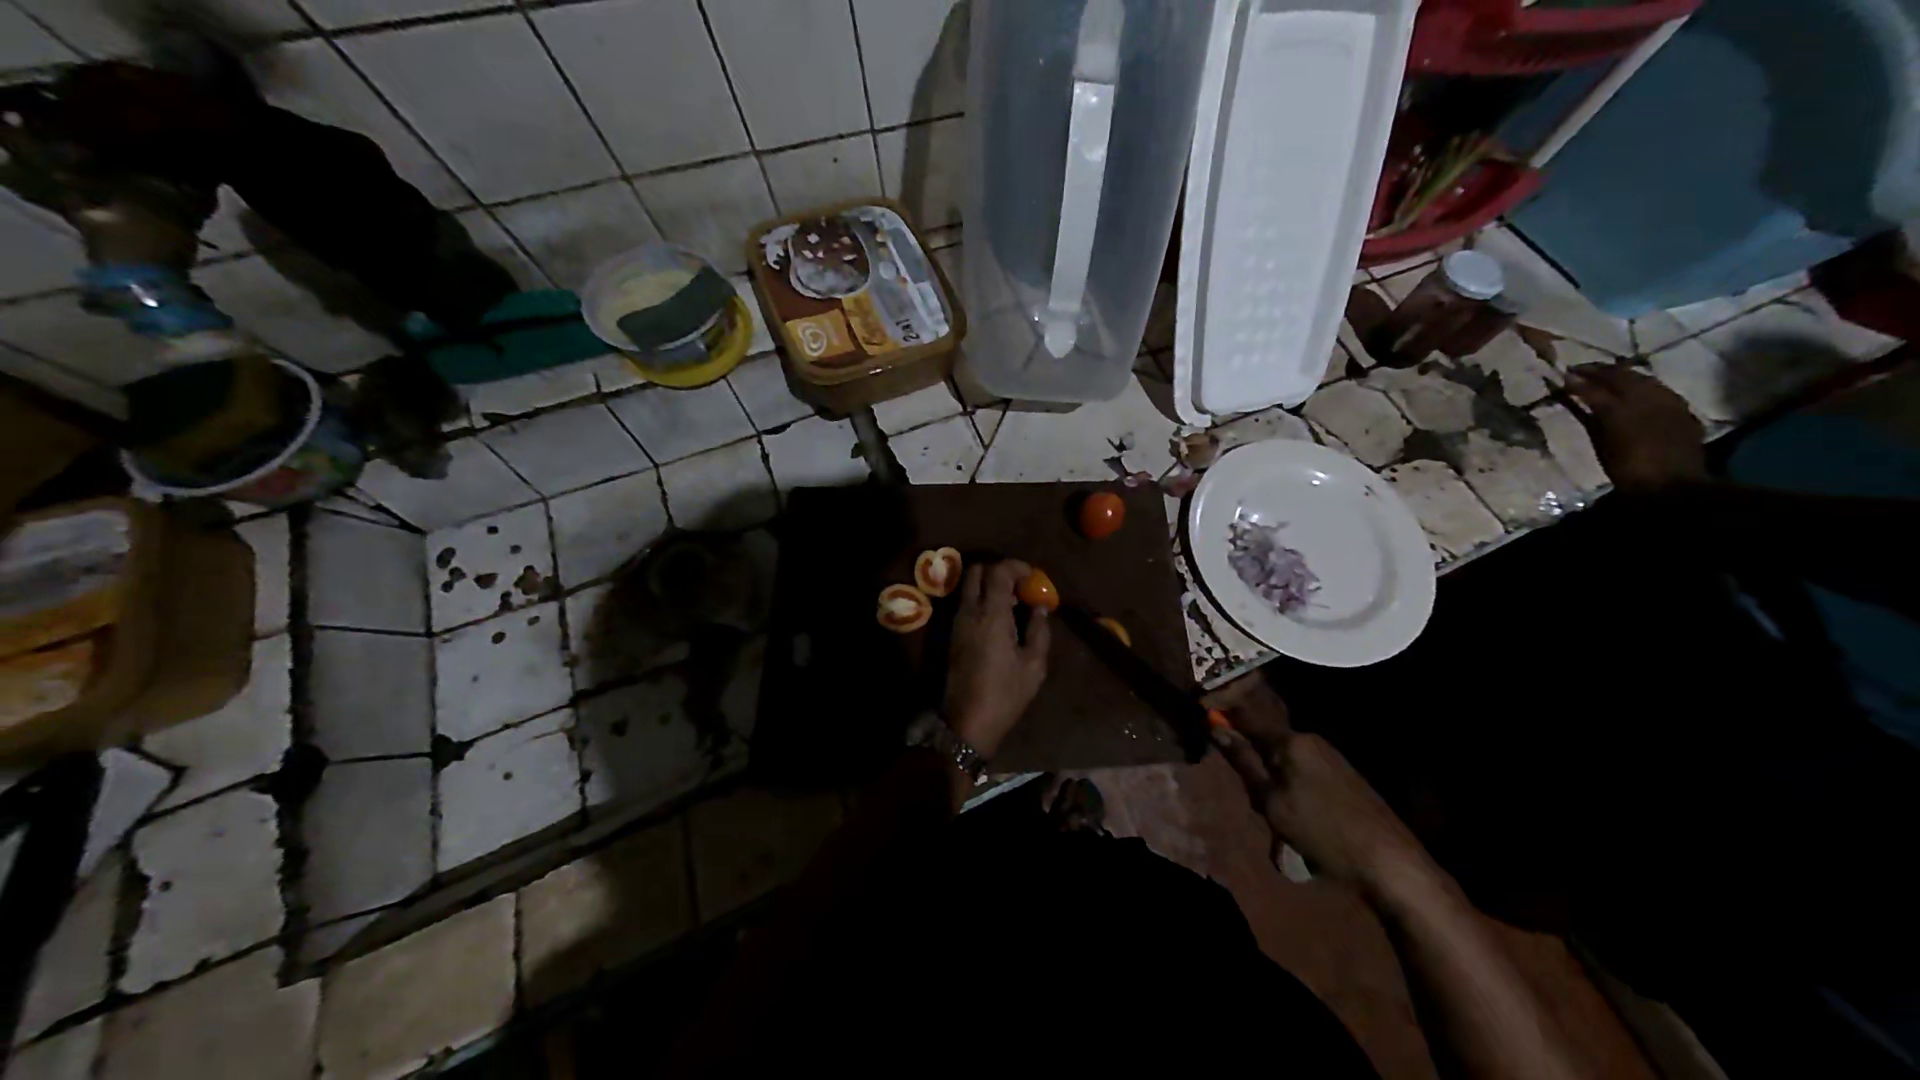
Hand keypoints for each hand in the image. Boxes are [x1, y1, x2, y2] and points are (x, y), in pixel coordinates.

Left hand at [943, 560, 1049, 758]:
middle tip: (1021, 587)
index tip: (1034, 577)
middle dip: (1000, 571)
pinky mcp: (952, 634)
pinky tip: (1001, 620)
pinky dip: (982, 599)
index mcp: (991, 615)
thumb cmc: (1005, 695)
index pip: (998, 571)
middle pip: (977, 571)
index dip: (1017, 567)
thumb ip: (1039, 631)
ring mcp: (957, 622)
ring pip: (969, 586)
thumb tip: (1040, 608)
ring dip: (990, 586)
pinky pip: (966, 603)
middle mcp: (969, 612)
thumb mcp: (1034, 666)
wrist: (966, 722)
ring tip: (1014, 604)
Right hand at [1207, 689, 1434, 901]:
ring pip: (1283, 762)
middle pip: (1265, 744)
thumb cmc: (1322, 832)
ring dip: (1272, 784)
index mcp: (1291, 741)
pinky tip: (1303, 824)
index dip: (1222, 713)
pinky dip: (1292, 792)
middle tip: (1254, 804)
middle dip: (1252, 767)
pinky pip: (1303, 774)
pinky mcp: (1345, 778)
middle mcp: (1311, 740)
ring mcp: (1331, 758)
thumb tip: (1216, 727)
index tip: (1200, 711)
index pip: (1246, 716)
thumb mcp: (1271, 802)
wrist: (1391, 864)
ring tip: (1279, 823)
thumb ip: (1243, 761)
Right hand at [1564, 365, 1707, 492]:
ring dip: (1624, 376)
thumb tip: (1577, 394)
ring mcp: (1670, 405)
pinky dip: (1644, 387)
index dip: (1582, 379)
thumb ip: (1591, 415)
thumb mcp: (1603, 443)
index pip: (1600, 386)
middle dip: (1601, 372)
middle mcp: (1650, 400)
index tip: (1564, 375)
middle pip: (1624, 378)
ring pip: (1645, 381)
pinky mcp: (1683, 414)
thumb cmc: (1628, 469)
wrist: (1672, 488)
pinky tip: (1636, 391)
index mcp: (1624, 409)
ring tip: (1607, 376)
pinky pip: (1661, 392)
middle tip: (1581, 370)